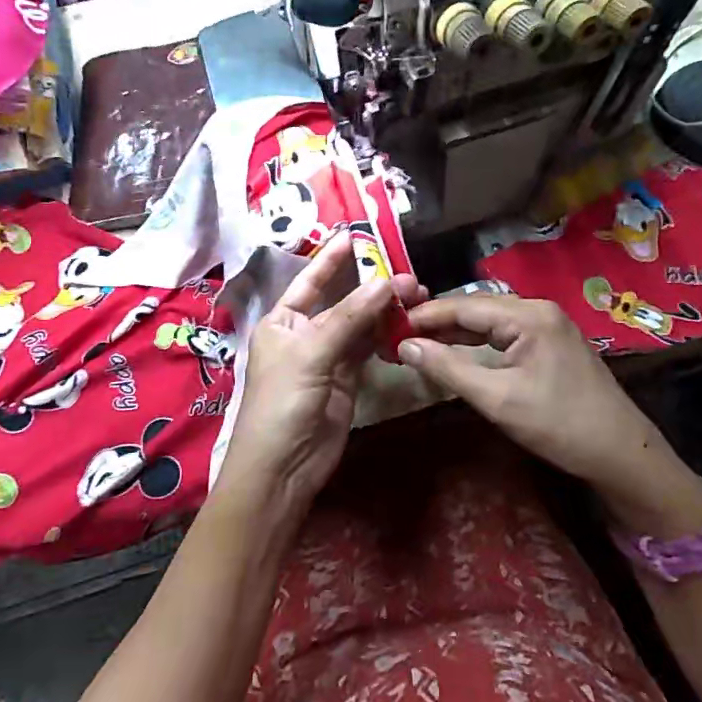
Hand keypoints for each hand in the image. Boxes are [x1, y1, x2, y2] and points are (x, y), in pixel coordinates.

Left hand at [222, 235, 426, 513]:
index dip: (331, 259)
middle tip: (411, 277)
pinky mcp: (347, 380)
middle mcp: (304, 334)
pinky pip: (368, 350)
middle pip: (342, 302)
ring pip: (360, 326)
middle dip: (372, 287)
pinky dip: (386, 336)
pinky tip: (407, 323)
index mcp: (282, 321)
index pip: (310, 282)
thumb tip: (386, 281)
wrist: (283, 466)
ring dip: (385, 312)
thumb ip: (349, 318)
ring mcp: (327, 358)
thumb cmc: (282, 402)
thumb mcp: (311, 353)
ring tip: (419, 296)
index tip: (355, 236)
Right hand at [397, 295, 701, 534]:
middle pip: (476, 308)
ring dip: (455, 333)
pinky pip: (504, 333)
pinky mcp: (551, 343)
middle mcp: (538, 310)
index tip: (390, 326)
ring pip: (489, 321)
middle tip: (399, 336)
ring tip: (418, 345)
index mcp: (528, 315)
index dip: (425, 315)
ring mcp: (548, 325)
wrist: (620, 452)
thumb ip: (448, 368)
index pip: (464, 305)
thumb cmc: (558, 424)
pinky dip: (477, 343)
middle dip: (437, 322)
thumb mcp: (497, 399)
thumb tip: (405, 345)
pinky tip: (455, 353)